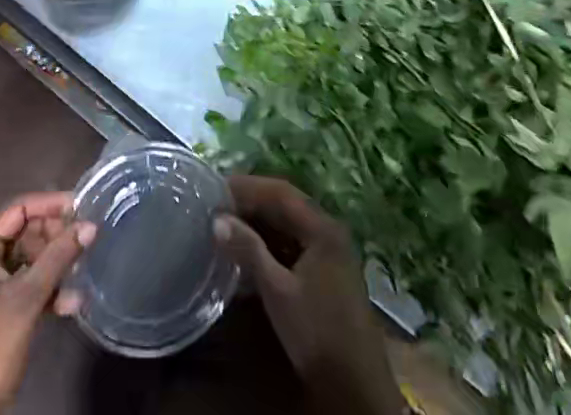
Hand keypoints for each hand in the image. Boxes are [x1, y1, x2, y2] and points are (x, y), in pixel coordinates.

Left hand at [0, 192, 96, 414]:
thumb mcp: (26, 298)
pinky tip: (72, 304)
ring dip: (56, 266)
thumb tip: (90, 225)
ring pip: (29, 263)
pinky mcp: (1, 315)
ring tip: (84, 268)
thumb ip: (58, 258)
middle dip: (55, 236)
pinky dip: (49, 292)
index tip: (82, 205)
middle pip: (24, 235)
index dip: (48, 205)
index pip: (16, 212)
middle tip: (87, 238)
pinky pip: (28, 289)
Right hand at [215, 175, 398, 414]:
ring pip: (289, 224)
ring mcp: (329, 252)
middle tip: (216, 203)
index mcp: (322, 228)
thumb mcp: (278, 291)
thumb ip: (249, 251)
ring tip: (225, 221)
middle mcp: (328, 232)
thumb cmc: (317, 331)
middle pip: (286, 204)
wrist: (354, 384)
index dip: (248, 186)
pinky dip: (269, 240)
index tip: (216, 187)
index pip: (281, 192)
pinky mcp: (325, 272)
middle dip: (251, 201)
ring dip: (259, 220)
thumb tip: (217, 219)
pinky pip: (293, 243)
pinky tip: (247, 248)